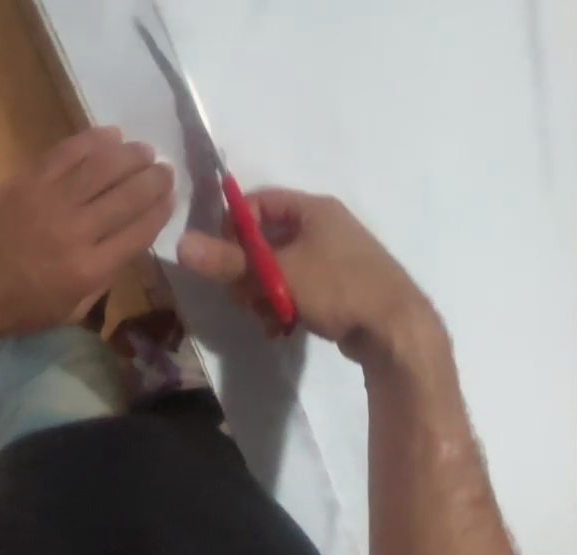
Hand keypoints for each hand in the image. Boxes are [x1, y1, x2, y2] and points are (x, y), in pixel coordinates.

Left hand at [0, 126, 173, 343]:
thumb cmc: (20, 311)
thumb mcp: (71, 310)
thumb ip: (102, 279)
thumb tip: (125, 246)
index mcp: (89, 270)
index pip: (138, 231)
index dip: (160, 211)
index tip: (172, 198)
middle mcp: (76, 231)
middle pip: (126, 196)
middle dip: (153, 180)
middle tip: (166, 170)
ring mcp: (50, 201)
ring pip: (101, 167)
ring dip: (129, 155)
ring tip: (144, 151)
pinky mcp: (26, 182)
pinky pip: (66, 153)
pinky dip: (92, 141)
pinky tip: (111, 136)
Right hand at [176, 189, 441, 366]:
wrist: (394, 329)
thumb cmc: (337, 288)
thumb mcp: (279, 275)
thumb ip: (230, 262)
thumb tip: (181, 245)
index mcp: (314, 209)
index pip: (260, 203)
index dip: (234, 227)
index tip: (221, 258)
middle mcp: (326, 226)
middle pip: (268, 240)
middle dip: (248, 271)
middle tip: (242, 296)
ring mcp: (335, 258)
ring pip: (282, 269)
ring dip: (264, 294)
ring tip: (264, 317)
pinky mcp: (340, 287)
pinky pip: (299, 289)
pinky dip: (285, 305)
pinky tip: (280, 328)